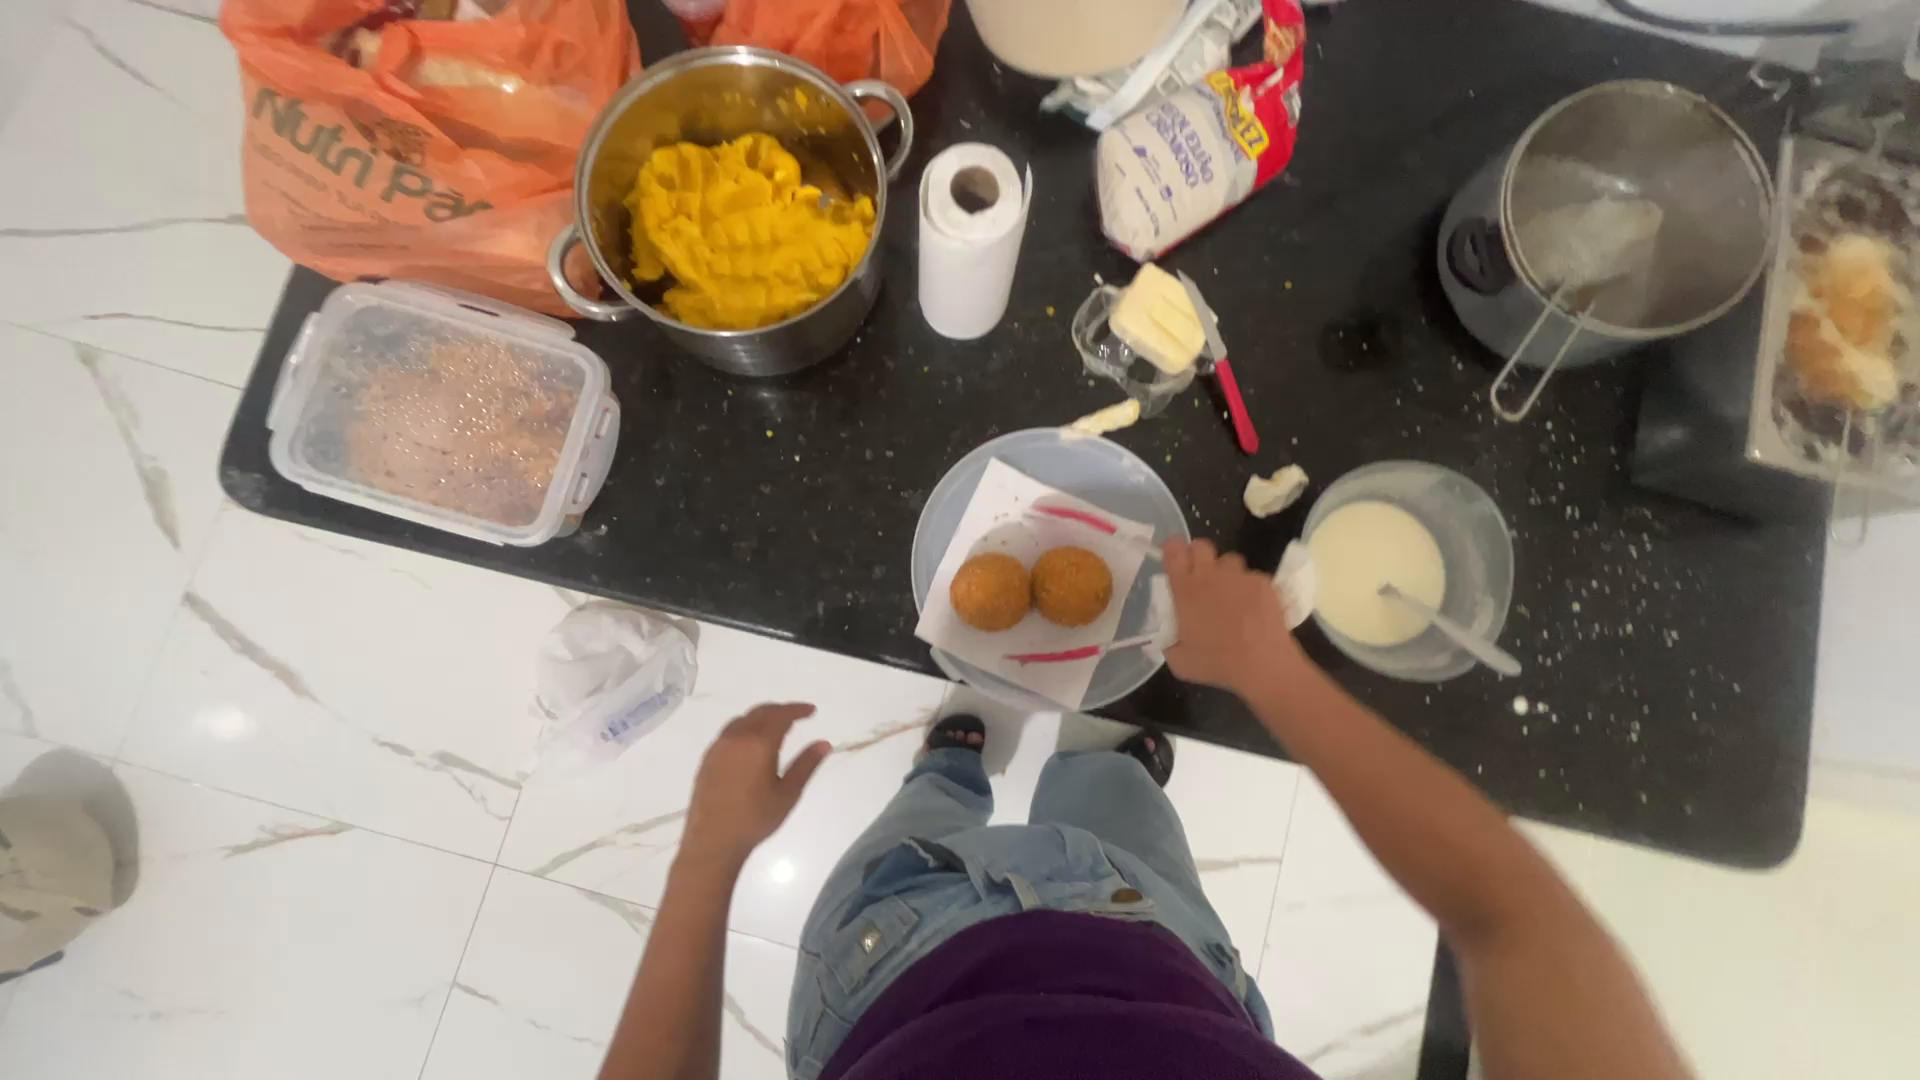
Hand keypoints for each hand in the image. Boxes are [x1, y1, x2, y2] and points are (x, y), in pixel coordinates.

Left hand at [681, 703, 830, 867]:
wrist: (712, 843)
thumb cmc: (755, 820)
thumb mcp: (788, 794)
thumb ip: (806, 765)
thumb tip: (824, 743)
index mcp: (758, 744)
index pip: (781, 715)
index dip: (798, 710)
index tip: (812, 711)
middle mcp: (736, 738)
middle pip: (760, 712)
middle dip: (780, 711)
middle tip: (797, 718)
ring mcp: (718, 748)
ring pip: (742, 720)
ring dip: (761, 718)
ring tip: (775, 730)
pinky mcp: (707, 759)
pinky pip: (729, 732)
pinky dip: (745, 728)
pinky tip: (751, 746)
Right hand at [1161, 537, 1302, 697]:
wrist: (1262, 664)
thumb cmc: (1216, 663)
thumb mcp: (1179, 661)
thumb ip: (1170, 644)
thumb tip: (1170, 639)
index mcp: (1185, 590)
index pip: (1173, 552)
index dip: (1172, 548)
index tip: (1172, 555)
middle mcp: (1211, 576)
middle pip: (1201, 545)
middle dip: (1198, 555)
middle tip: (1200, 575)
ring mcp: (1239, 577)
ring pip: (1230, 560)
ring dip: (1226, 572)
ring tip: (1231, 594)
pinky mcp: (1263, 583)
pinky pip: (1253, 577)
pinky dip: (1250, 588)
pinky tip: (1254, 608)